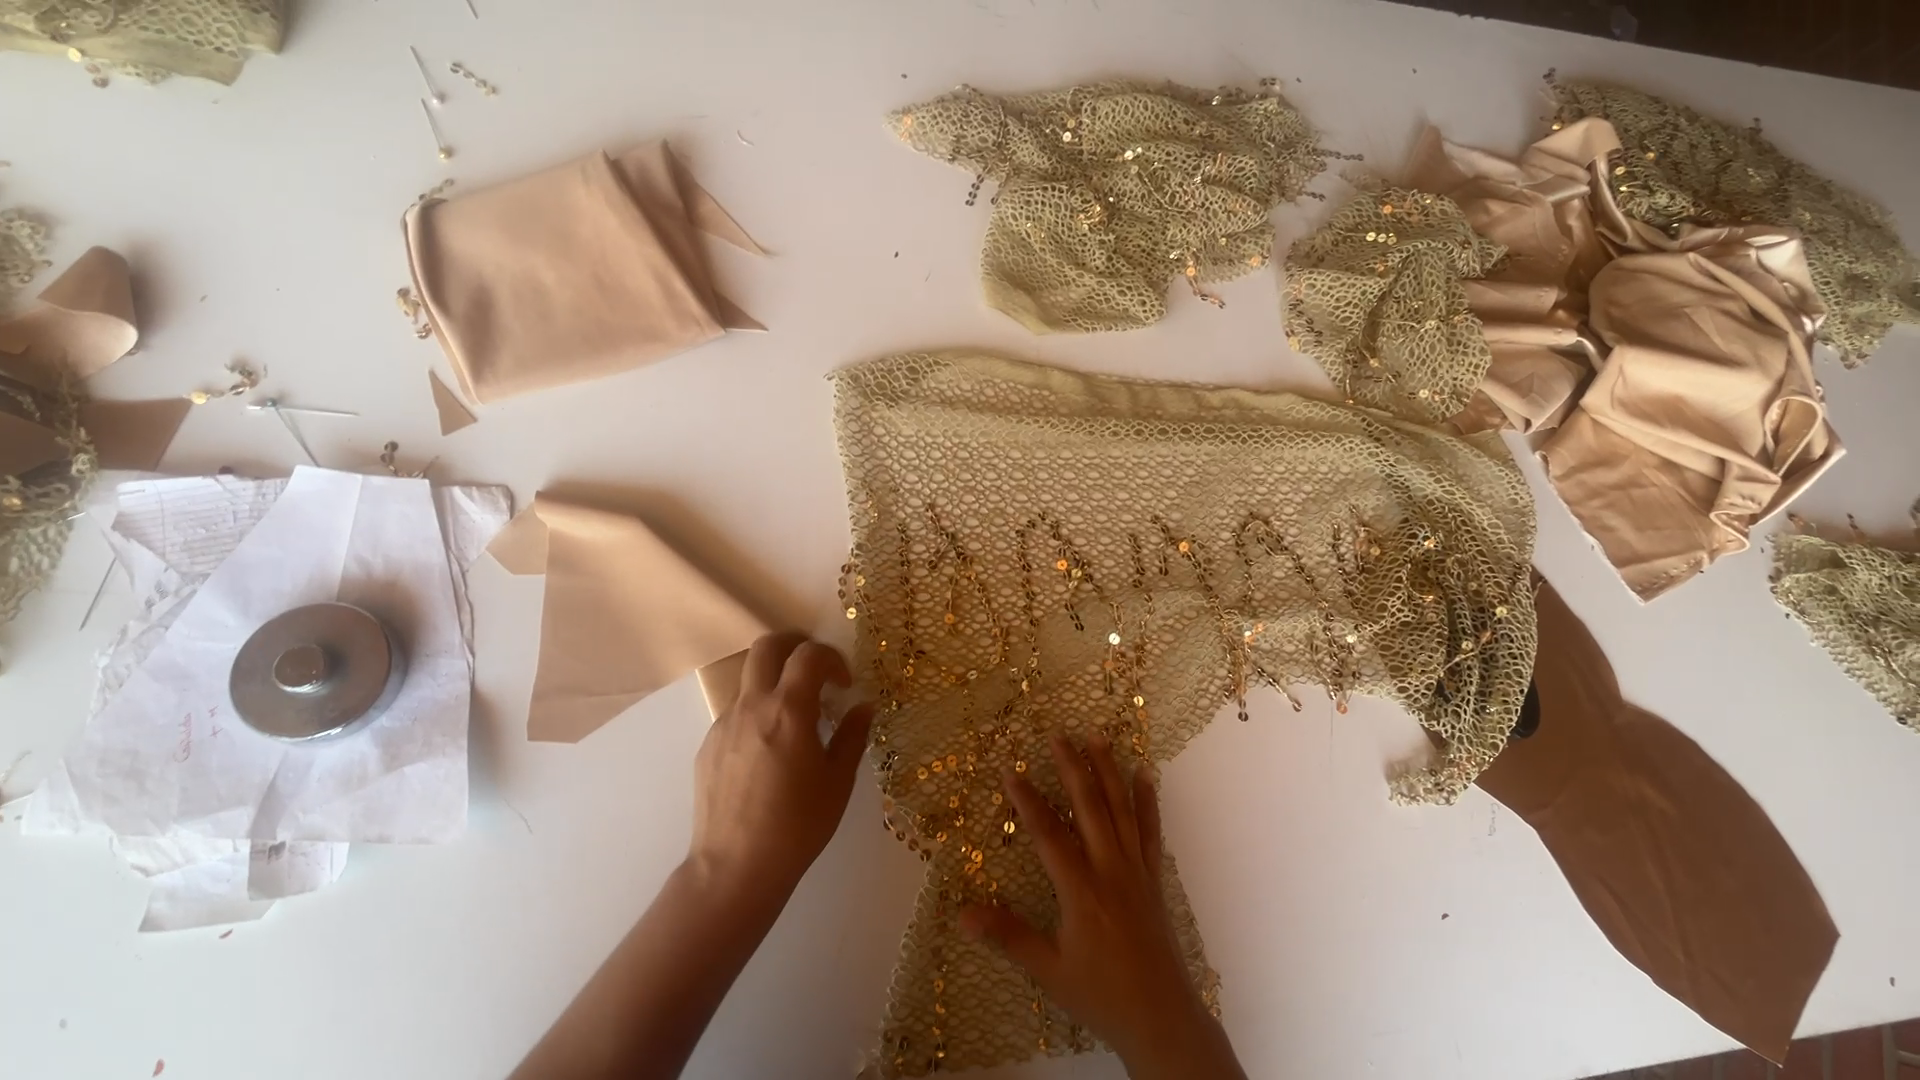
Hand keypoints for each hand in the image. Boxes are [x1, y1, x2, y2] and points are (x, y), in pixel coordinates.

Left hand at [686, 632, 873, 901]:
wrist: (736, 867)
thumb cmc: (798, 825)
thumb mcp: (838, 781)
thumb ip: (852, 736)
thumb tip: (863, 708)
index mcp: (788, 710)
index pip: (808, 655)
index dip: (832, 658)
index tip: (845, 683)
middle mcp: (751, 706)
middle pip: (766, 647)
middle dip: (794, 644)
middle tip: (815, 667)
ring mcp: (723, 724)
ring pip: (748, 680)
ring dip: (774, 682)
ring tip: (795, 718)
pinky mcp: (708, 746)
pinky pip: (736, 714)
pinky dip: (758, 714)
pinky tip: (770, 753)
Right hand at [959, 734, 1245, 1079]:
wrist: (1163, 1019)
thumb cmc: (1101, 996)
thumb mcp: (1048, 970)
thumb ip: (1008, 936)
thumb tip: (962, 913)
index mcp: (1081, 890)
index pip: (1048, 834)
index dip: (1027, 800)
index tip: (1011, 770)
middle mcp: (1110, 870)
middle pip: (1090, 807)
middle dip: (1072, 768)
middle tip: (1058, 734)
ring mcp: (1136, 871)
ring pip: (1122, 810)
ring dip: (1109, 771)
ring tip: (1099, 738)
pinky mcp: (1154, 879)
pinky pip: (1151, 831)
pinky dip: (1147, 801)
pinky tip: (1145, 776)